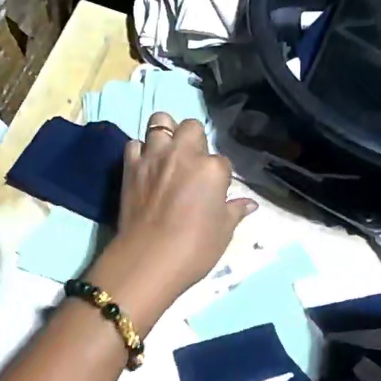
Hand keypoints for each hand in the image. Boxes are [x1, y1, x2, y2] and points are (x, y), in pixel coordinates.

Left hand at [85, 113, 254, 320]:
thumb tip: (250, 204)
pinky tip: (146, 165)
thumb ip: (235, 211)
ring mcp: (154, 157)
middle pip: (191, 127)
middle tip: (192, 163)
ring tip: (168, 153)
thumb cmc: (195, 247)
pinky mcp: (130, 166)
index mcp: (212, 168)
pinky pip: (134, 144)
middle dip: (195, 140)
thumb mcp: (223, 231)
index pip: (222, 161)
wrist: (149, 259)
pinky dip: (141, 151)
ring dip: (166, 133)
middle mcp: (183, 154)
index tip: (214, 191)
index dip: (219, 176)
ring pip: (160, 121)